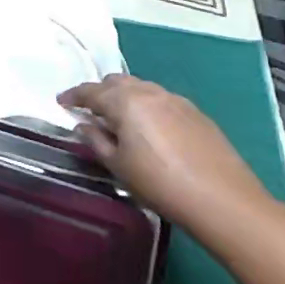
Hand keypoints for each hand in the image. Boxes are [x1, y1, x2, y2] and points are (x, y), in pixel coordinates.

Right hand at [60, 74, 271, 231]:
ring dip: (125, 97)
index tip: (61, 102)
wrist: (223, 201)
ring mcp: (176, 100)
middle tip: (90, 111)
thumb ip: (96, 140)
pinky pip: (162, 100)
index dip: (73, 96)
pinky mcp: (196, 113)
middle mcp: (149, 92)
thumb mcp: (118, 166)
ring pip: (142, 88)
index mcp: (125, 101)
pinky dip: (147, 106)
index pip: (91, 91)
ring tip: (120, 119)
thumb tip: (84, 125)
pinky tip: (150, 129)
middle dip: (100, 92)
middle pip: (117, 82)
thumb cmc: (160, 184)